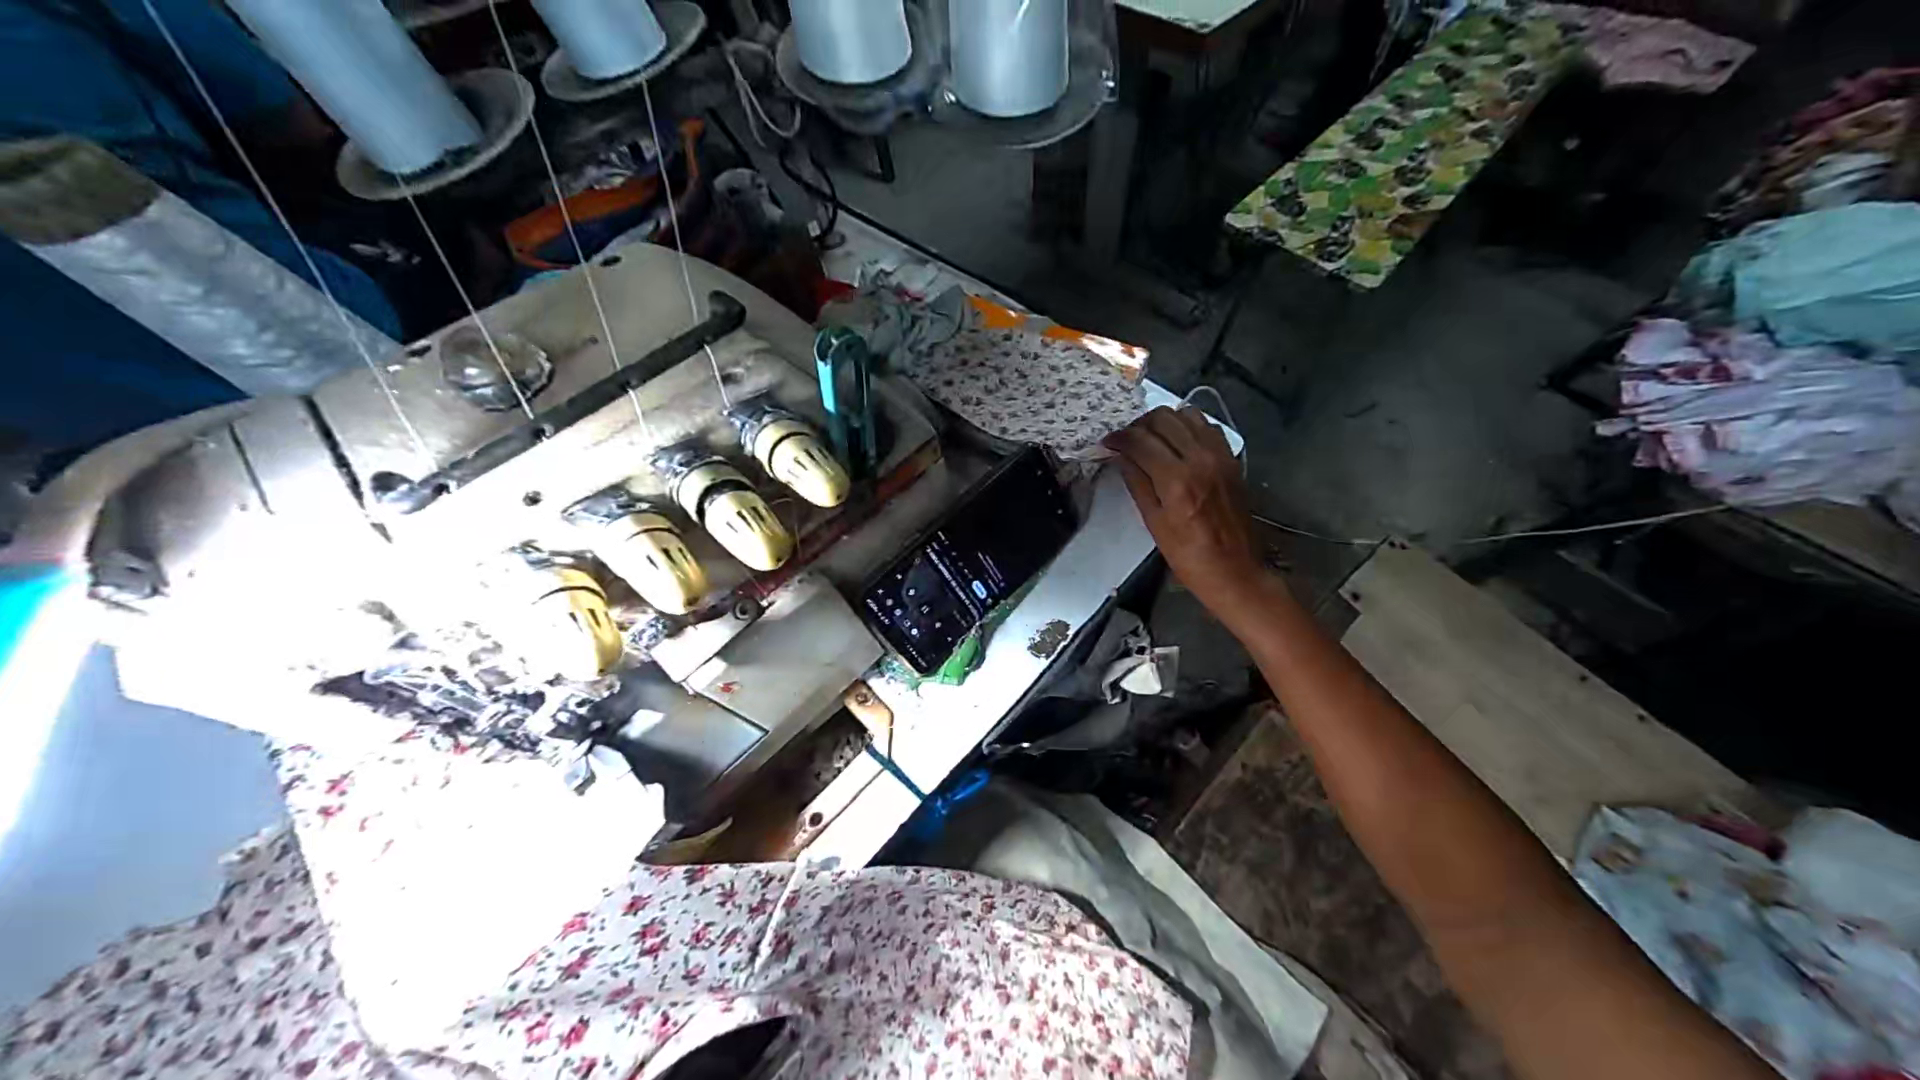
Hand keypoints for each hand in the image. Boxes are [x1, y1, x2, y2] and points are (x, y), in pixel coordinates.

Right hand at [1103, 407, 1265, 605]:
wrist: (1235, 570)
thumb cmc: (1188, 555)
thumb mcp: (1153, 522)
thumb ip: (1137, 482)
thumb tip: (1122, 456)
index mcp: (1176, 479)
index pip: (1140, 440)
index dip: (1119, 438)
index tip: (1109, 443)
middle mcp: (1200, 459)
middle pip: (1163, 418)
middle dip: (1139, 425)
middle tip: (1128, 440)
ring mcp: (1219, 456)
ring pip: (1187, 414)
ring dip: (1164, 421)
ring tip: (1152, 439)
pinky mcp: (1231, 459)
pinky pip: (1207, 427)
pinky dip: (1189, 427)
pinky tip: (1178, 443)